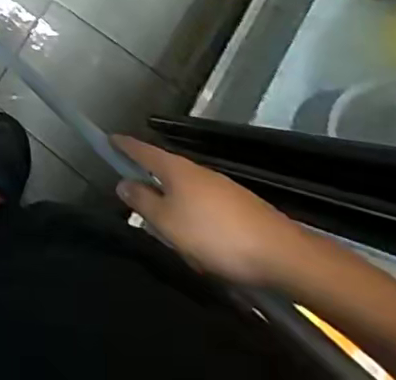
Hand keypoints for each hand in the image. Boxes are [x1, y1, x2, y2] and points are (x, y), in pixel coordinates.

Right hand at [111, 135, 306, 286]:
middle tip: (137, 196)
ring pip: (188, 189)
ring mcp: (224, 188)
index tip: (108, 138)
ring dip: (176, 201)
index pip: (141, 150)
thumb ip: (141, 201)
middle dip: (150, 178)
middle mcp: (199, 171)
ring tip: (171, 227)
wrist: (287, 257)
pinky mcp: (244, 208)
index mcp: (175, 169)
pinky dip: (197, 216)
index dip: (123, 145)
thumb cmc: (216, 236)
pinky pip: (208, 206)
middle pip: (166, 169)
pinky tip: (203, 240)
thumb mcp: (167, 223)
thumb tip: (123, 182)